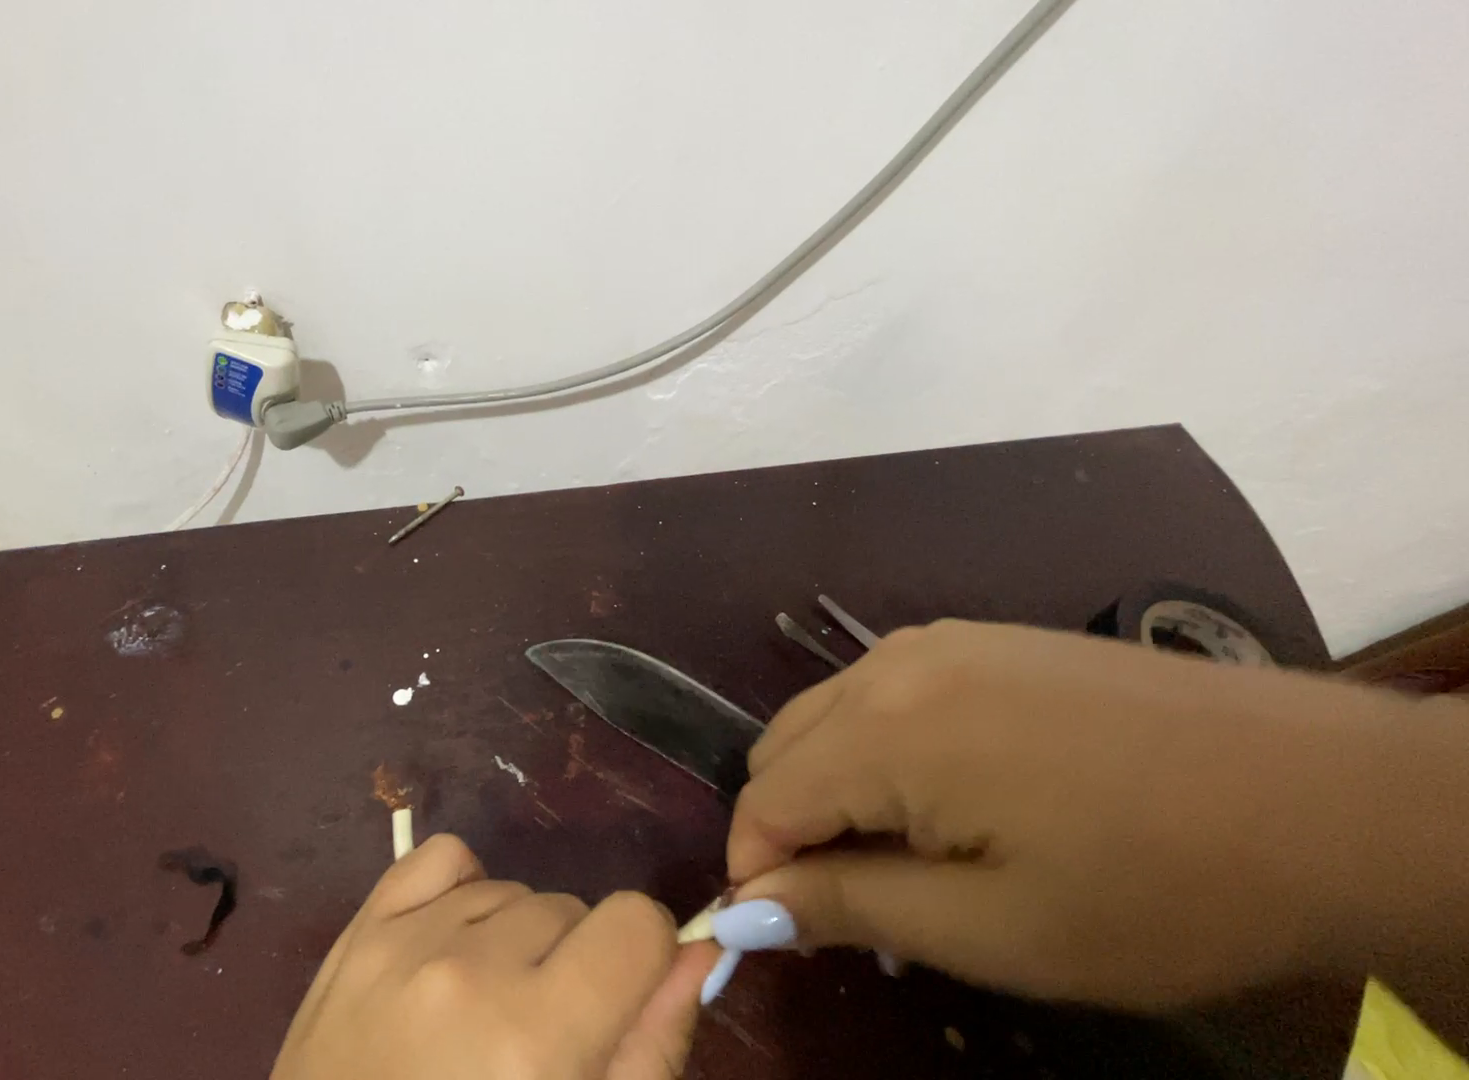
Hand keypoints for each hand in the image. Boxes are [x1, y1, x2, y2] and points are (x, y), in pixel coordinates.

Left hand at [274, 834, 717, 1079]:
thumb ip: (652, 1048)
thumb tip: (699, 950)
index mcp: (535, 1037)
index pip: (637, 922)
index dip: (644, 962)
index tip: (620, 1005)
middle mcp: (470, 971)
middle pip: (572, 908)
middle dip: (573, 964)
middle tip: (537, 1038)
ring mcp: (406, 941)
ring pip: (513, 889)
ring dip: (515, 938)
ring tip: (483, 1010)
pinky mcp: (360, 930)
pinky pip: (443, 858)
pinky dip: (463, 888)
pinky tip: (455, 943)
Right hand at [722, 620, 1468, 1008]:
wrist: (1330, 792)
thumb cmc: (1160, 884)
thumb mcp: (997, 930)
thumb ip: (850, 907)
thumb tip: (747, 906)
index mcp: (884, 729)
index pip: (764, 799)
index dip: (759, 869)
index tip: (791, 928)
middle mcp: (888, 664)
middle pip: (782, 750)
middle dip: (794, 827)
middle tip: (863, 901)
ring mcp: (933, 641)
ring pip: (826, 718)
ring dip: (834, 787)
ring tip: (912, 853)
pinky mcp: (976, 638)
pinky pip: (880, 694)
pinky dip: (877, 750)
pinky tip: (953, 794)